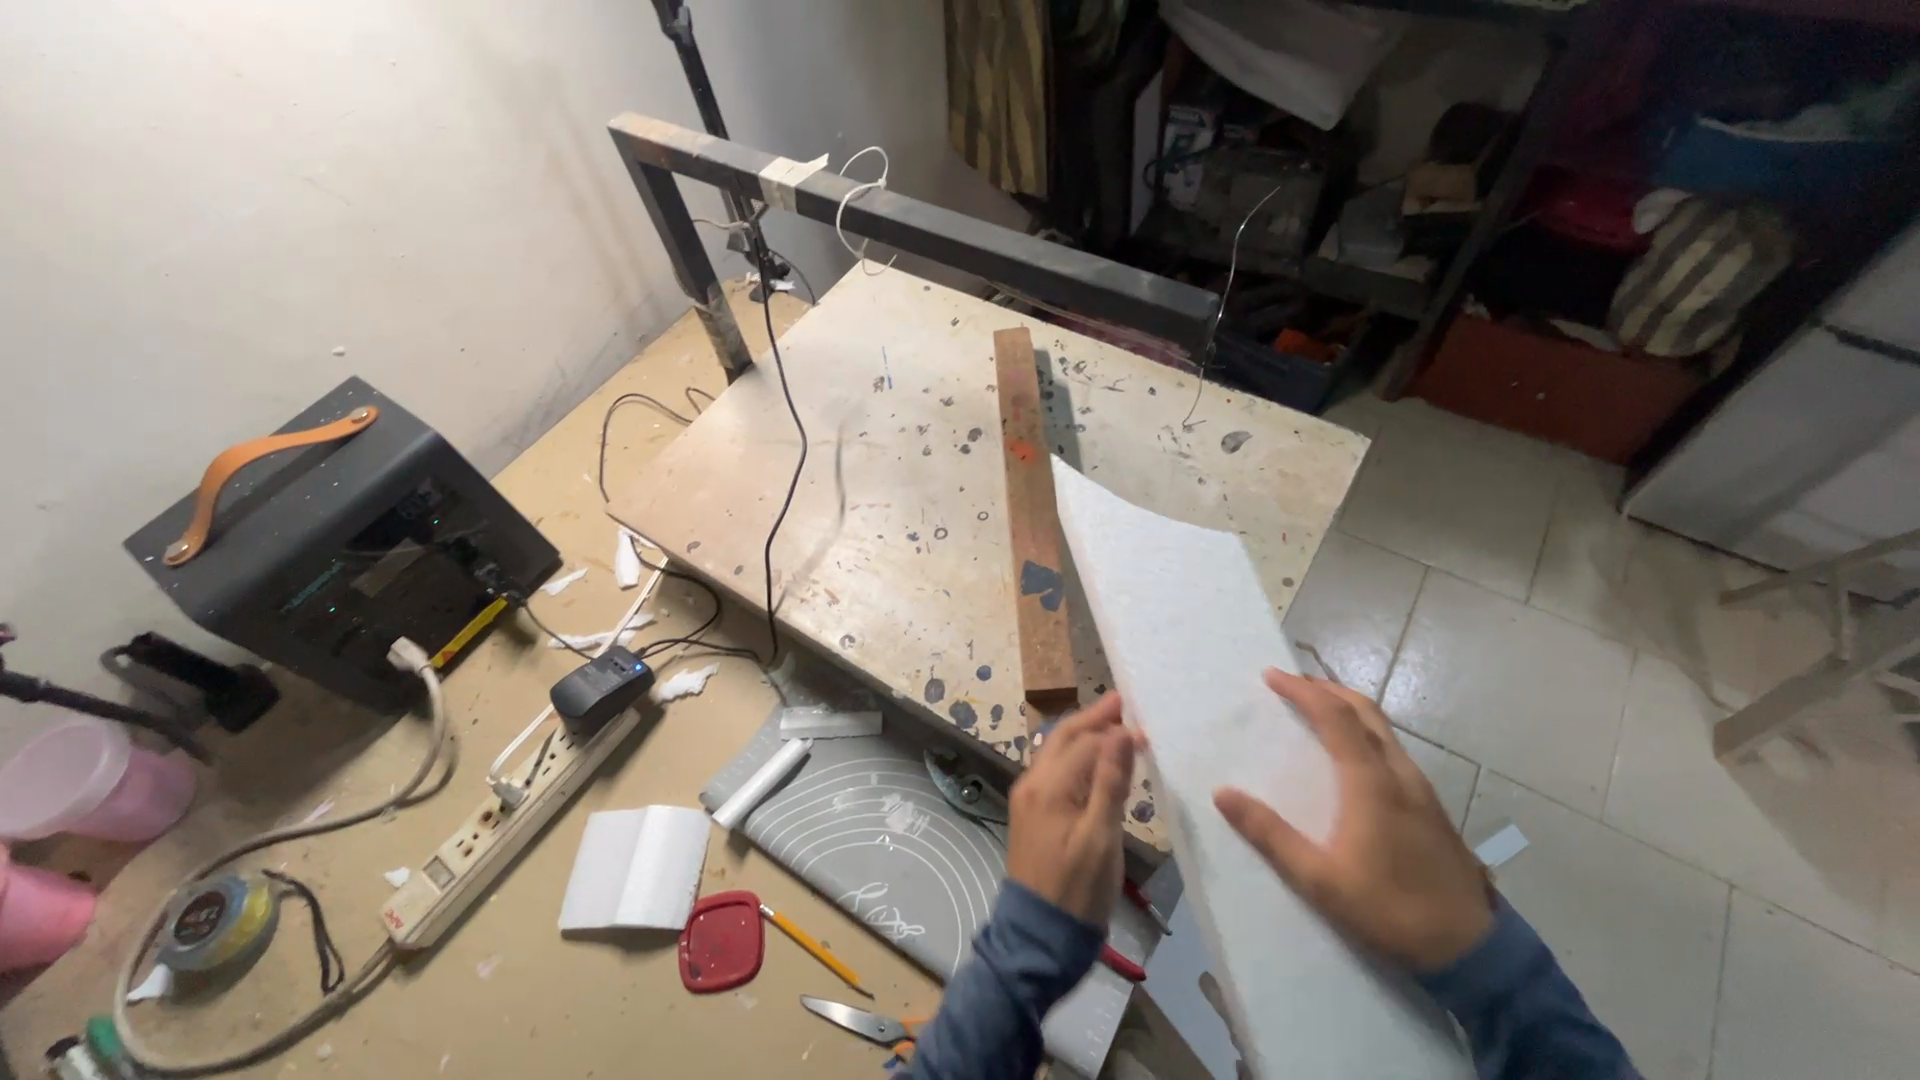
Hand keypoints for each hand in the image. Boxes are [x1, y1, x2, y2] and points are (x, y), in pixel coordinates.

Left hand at [1006, 692, 1136, 926]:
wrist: (1040, 937)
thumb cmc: (1077, 890)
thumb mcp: (1100, 838)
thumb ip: (1110, 782)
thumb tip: (1122, 732)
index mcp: (1047, 787)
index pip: (1085, 743)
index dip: (1115, 732)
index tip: (1145, 725)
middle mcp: (1032, 784)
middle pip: (1063, 738)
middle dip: (1093, 719)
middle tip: (1122, 701)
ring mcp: (1028, 799)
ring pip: (1056, 753)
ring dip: (1083, 735)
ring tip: (1112, 723)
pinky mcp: (1032, 814)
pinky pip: (1054, 771)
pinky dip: (1075, 757)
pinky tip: (1094, 761)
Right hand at [1214, 670, 1493, 971]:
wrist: (1470, 949)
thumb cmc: (1389, 910)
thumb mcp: (1319, 879)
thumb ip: (1270, 834)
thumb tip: (1223, 793)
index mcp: (1371, 783)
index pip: (1334, 717)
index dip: (1303, 691)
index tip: (1272, 676)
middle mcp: (1400, 774)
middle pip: (1366, 712)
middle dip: (1328, 690)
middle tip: (1293, 684)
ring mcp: (1422, 790)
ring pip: (1384, 730)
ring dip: (1349, 710)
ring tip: (1317, 711)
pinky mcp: (1432, 808)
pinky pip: (1393, 750)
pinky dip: (1365, 734)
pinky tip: (1353, 758)